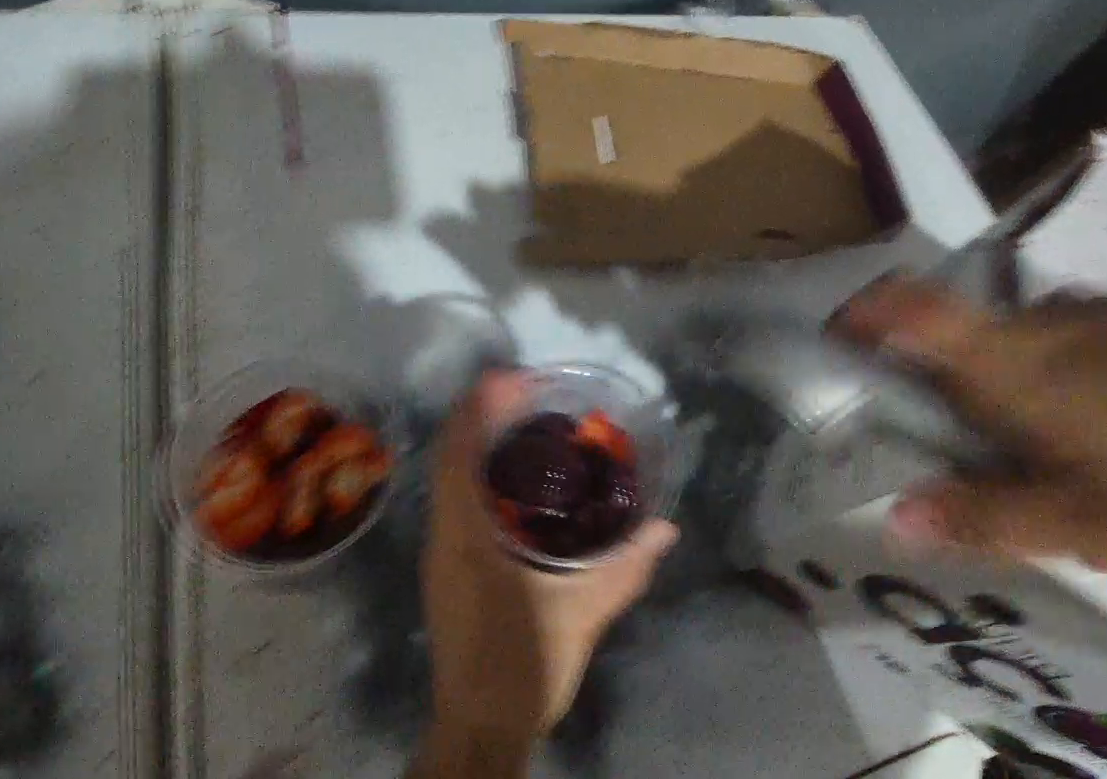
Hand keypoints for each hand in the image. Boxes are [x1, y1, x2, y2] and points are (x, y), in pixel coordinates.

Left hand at [415, 372, 676, 776]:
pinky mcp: (447, 568)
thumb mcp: (580, 616)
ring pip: (449, 479)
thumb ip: (624, 570)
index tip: (508, 379)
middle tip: (523, 390)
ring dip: (475, 441)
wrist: (479, 727)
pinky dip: (477, 471)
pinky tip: (514, 475)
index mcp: (465, 540)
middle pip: (449, 457)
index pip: (458, 457)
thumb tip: (665, 528)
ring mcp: (440, 554)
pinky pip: (455, 500)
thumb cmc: (522, 667)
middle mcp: (444, 537)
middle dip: (479, 415)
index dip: (477, 410)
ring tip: (520, 419)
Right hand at [831, 277, 1106, 595]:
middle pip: (968, 361)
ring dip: (1037, 448)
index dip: (859, 319)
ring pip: (1039, 384)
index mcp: (1024, 361)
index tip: (828, 354)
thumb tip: (898, 514)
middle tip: (972, 498)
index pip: (911, 309)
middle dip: (958, 426)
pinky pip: (1098, 387)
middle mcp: (1058, 328)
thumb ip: (995, 515)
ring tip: (1084, 530)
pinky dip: (1095, 440)